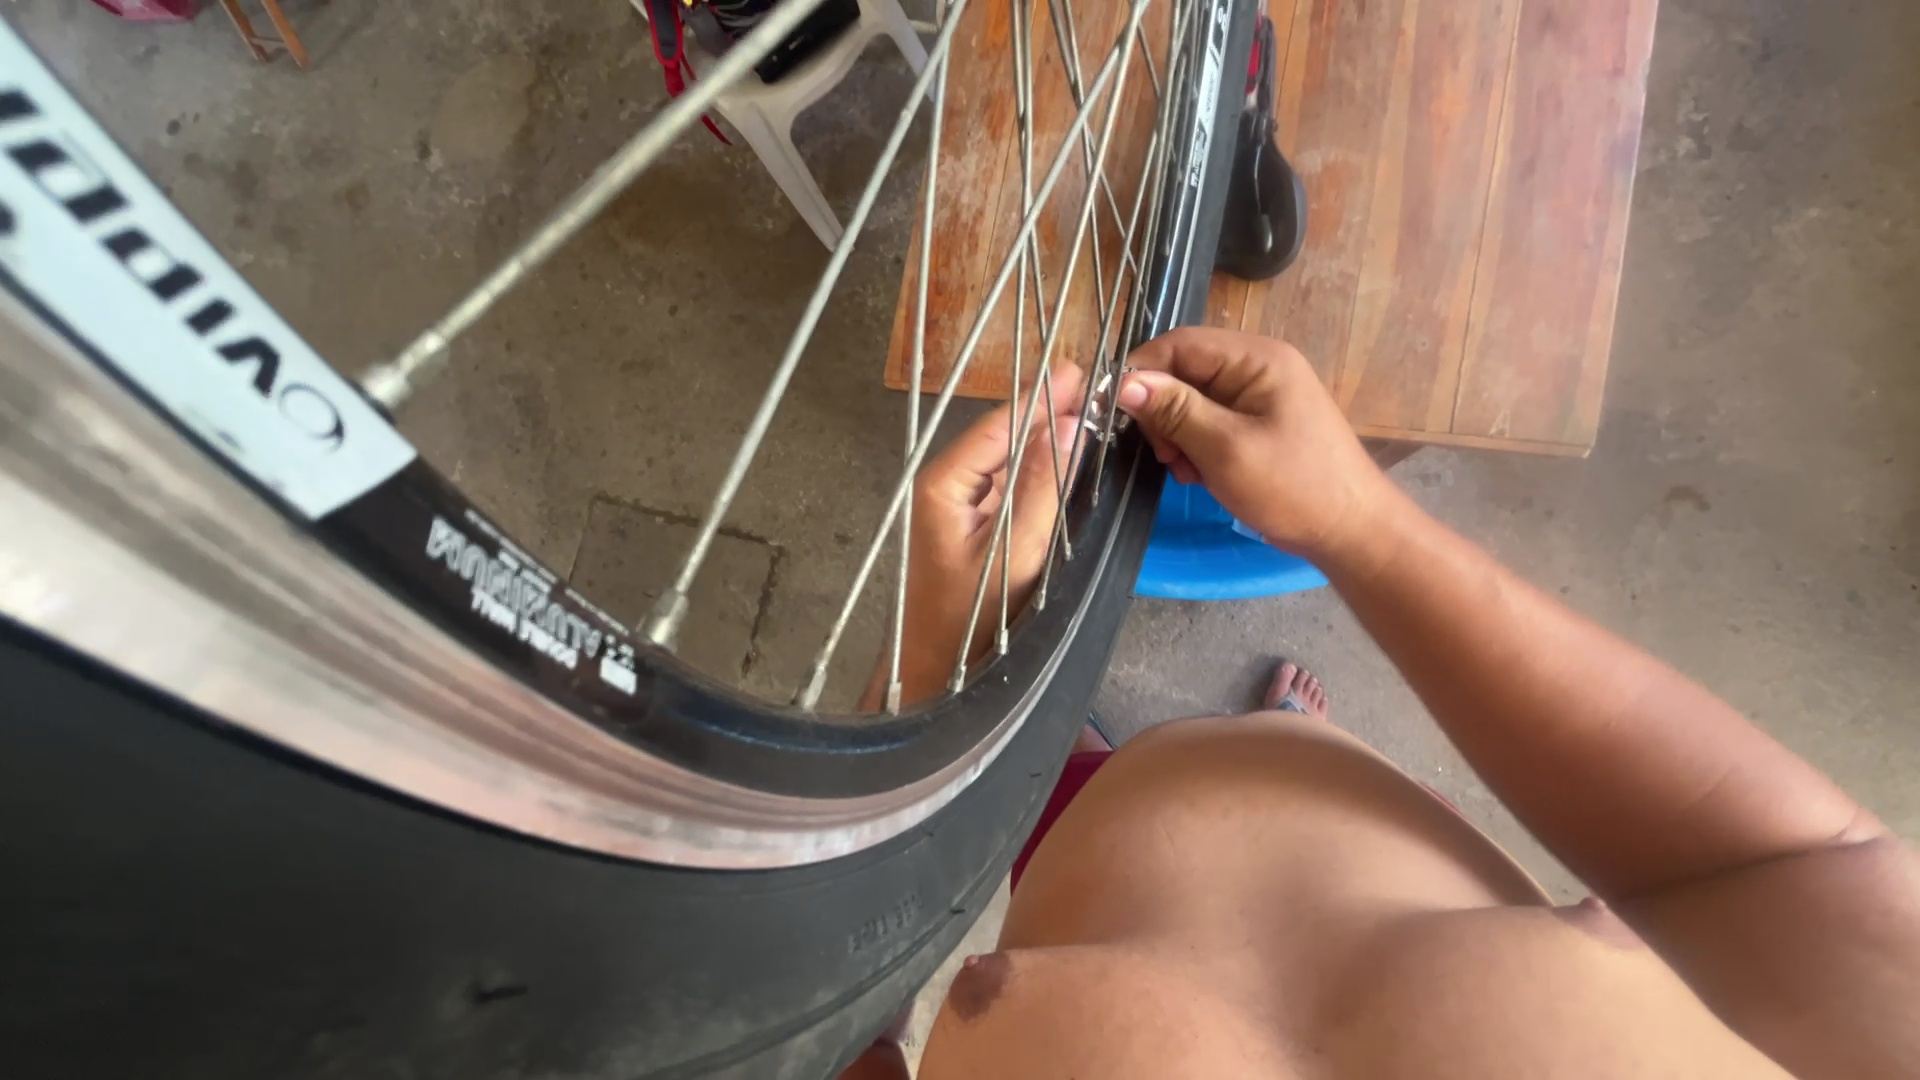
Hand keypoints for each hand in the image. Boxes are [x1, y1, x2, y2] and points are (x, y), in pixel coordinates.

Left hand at [885, 367, 1084, 705]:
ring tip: (1082, 408)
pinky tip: (1061, 455)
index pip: (997, 426)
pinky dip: (1035, 465)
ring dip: (1041, 434)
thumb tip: (1067, 427)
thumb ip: (1042, 488)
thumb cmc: (971, 618)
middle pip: (999, 436)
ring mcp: (955, 504)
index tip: (1077, 370)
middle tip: (1088, 384)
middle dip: (1043, 409)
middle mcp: (944, 485)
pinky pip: (1005, 481)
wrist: (937, 669)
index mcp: (944, 484)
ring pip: (1003, 457)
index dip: (1038, 396)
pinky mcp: (969, 523)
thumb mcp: (1015, 552)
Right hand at [1116, 327, 1390, 560]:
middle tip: (1163, 454)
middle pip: (1184, 372)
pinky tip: (1198, 473)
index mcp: (1256, 359)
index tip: (1116, 412)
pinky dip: (1193, 446)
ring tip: (1183, 470)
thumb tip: (1124, 383)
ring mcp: (1258, 396)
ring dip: (1175, 434)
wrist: (1349, 530)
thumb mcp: (1225, 448)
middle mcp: (1256, 367)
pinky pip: (1208, 422)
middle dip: (1161, 411)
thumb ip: (1175, 410)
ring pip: (1191, 400)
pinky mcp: (1256, 423)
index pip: (1180, 344)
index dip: (1142, 372)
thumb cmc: (1292, 486)